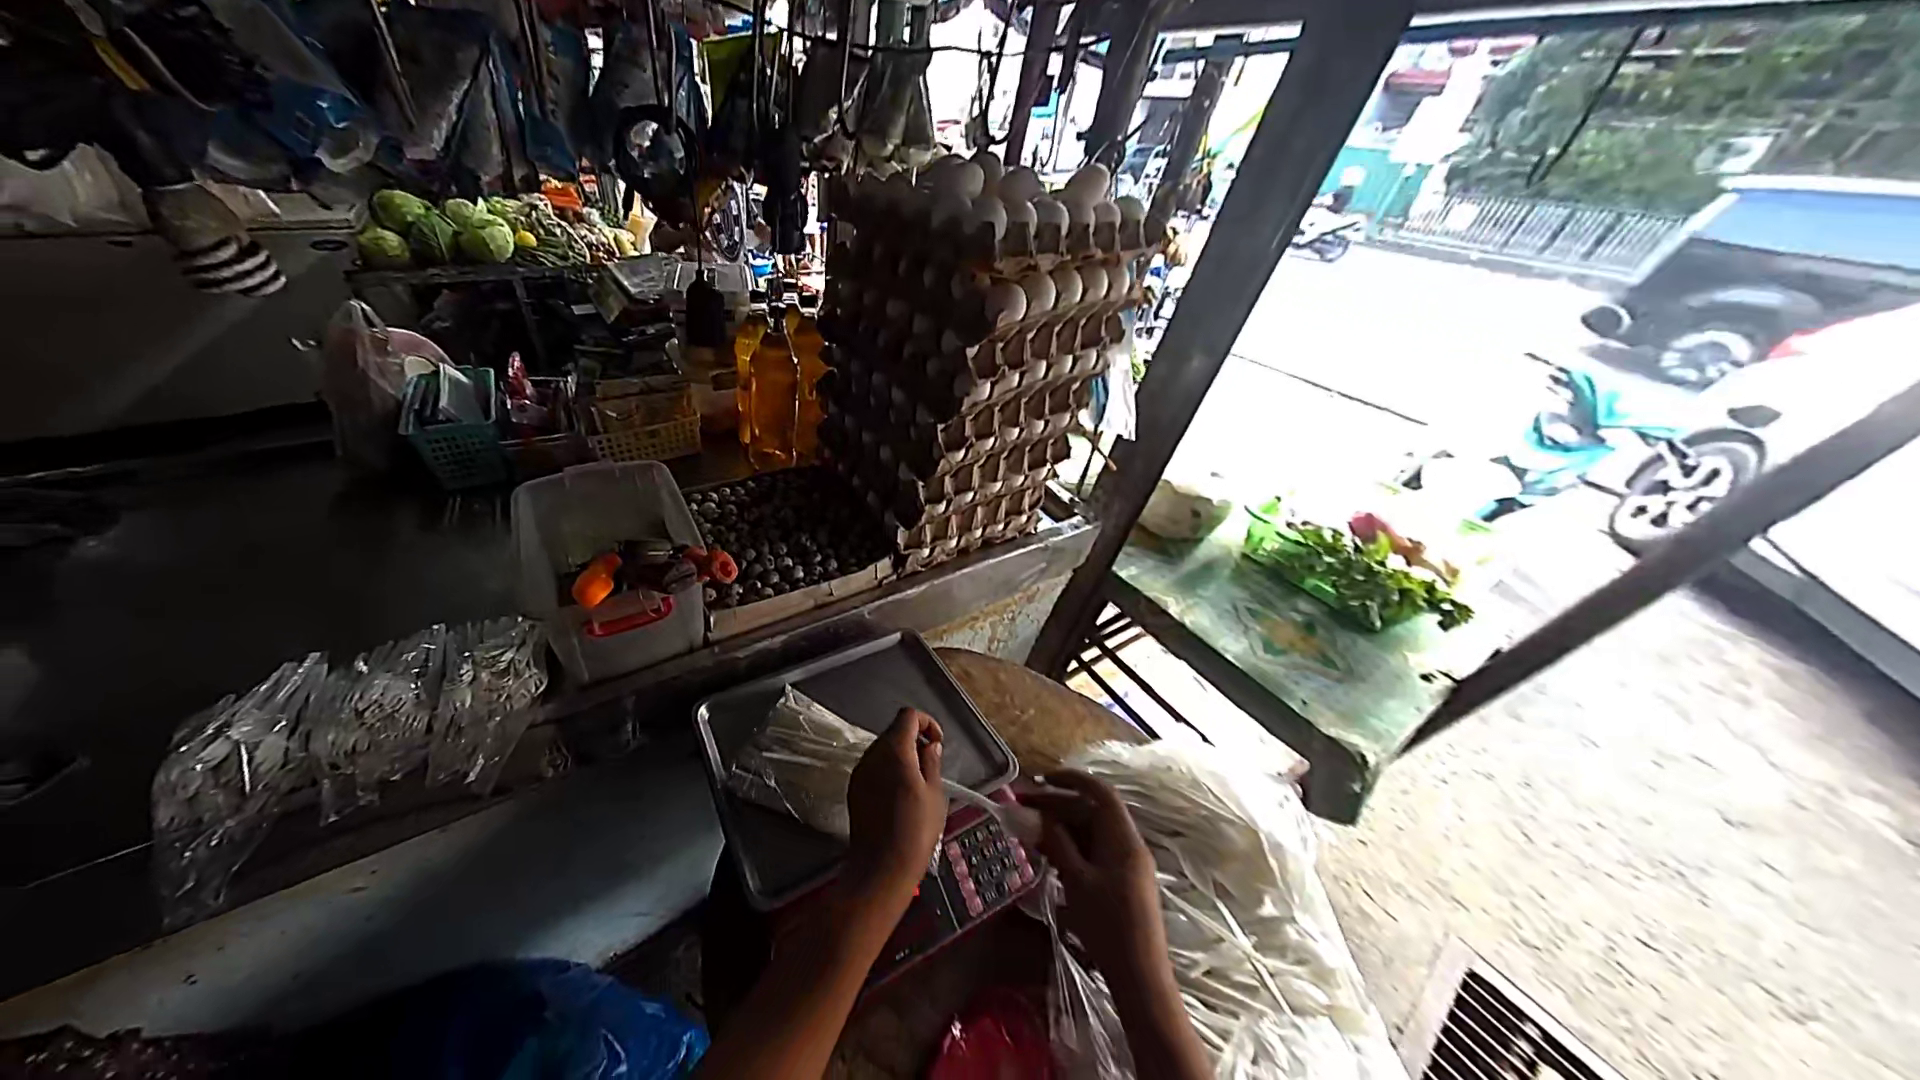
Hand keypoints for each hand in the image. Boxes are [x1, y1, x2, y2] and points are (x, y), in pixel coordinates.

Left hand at [844, 708, 945, 901]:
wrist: (881, 869)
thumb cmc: (915, 831)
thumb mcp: (935, 794)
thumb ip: (932, 762)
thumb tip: (930, 745)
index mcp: (895, 750)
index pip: (908, 716)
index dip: (927, 723)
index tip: (937, 744)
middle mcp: (872, 755)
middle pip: (894, 731)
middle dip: (915, 740)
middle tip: (930, 766)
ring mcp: (860, 771)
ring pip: (883, 749)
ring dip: (901, 755)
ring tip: (917, 783)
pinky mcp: (854, 788)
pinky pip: (874, 767)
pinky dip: (888, 770)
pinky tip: (900, 795)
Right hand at [1018, 771, 1166, 990]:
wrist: (1140, 979)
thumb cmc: (1109, 927)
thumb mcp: (1077, 881)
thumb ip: (1058, 844)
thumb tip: (1038, 816)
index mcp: (1124, 839)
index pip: (1100, 793)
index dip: (1072, 780)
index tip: (1042, 778)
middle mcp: (1128, 845)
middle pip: (1092, 813)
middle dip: (1057, 807)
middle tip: (1023, 808)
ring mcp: (1127, 865)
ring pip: (1091, 833)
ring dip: (1061, 829)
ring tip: (1028, 832)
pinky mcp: (1121, 882)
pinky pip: (1094, 852)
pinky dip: (1071, 849)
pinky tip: (1048, 856)